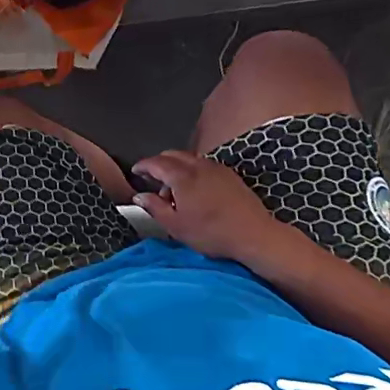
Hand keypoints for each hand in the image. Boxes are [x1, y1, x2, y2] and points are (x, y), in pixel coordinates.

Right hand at [132, 150, 285, 263]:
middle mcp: (199, 166)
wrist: (253, 234)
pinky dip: (191, 170)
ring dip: (176, 168)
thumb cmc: (211, 232)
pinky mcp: (229, 175)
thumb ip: (154, 207)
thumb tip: (139, 196)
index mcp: (182, 177)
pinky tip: (193, 190)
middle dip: (159, 163)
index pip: (156, 163)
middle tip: (151, 179)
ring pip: (189, 158)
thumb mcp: (176, 225)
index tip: (135, 171)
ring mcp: (216, 168)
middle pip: (173, 155)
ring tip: (173, 191)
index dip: (143, 165)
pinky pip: (203, 164)